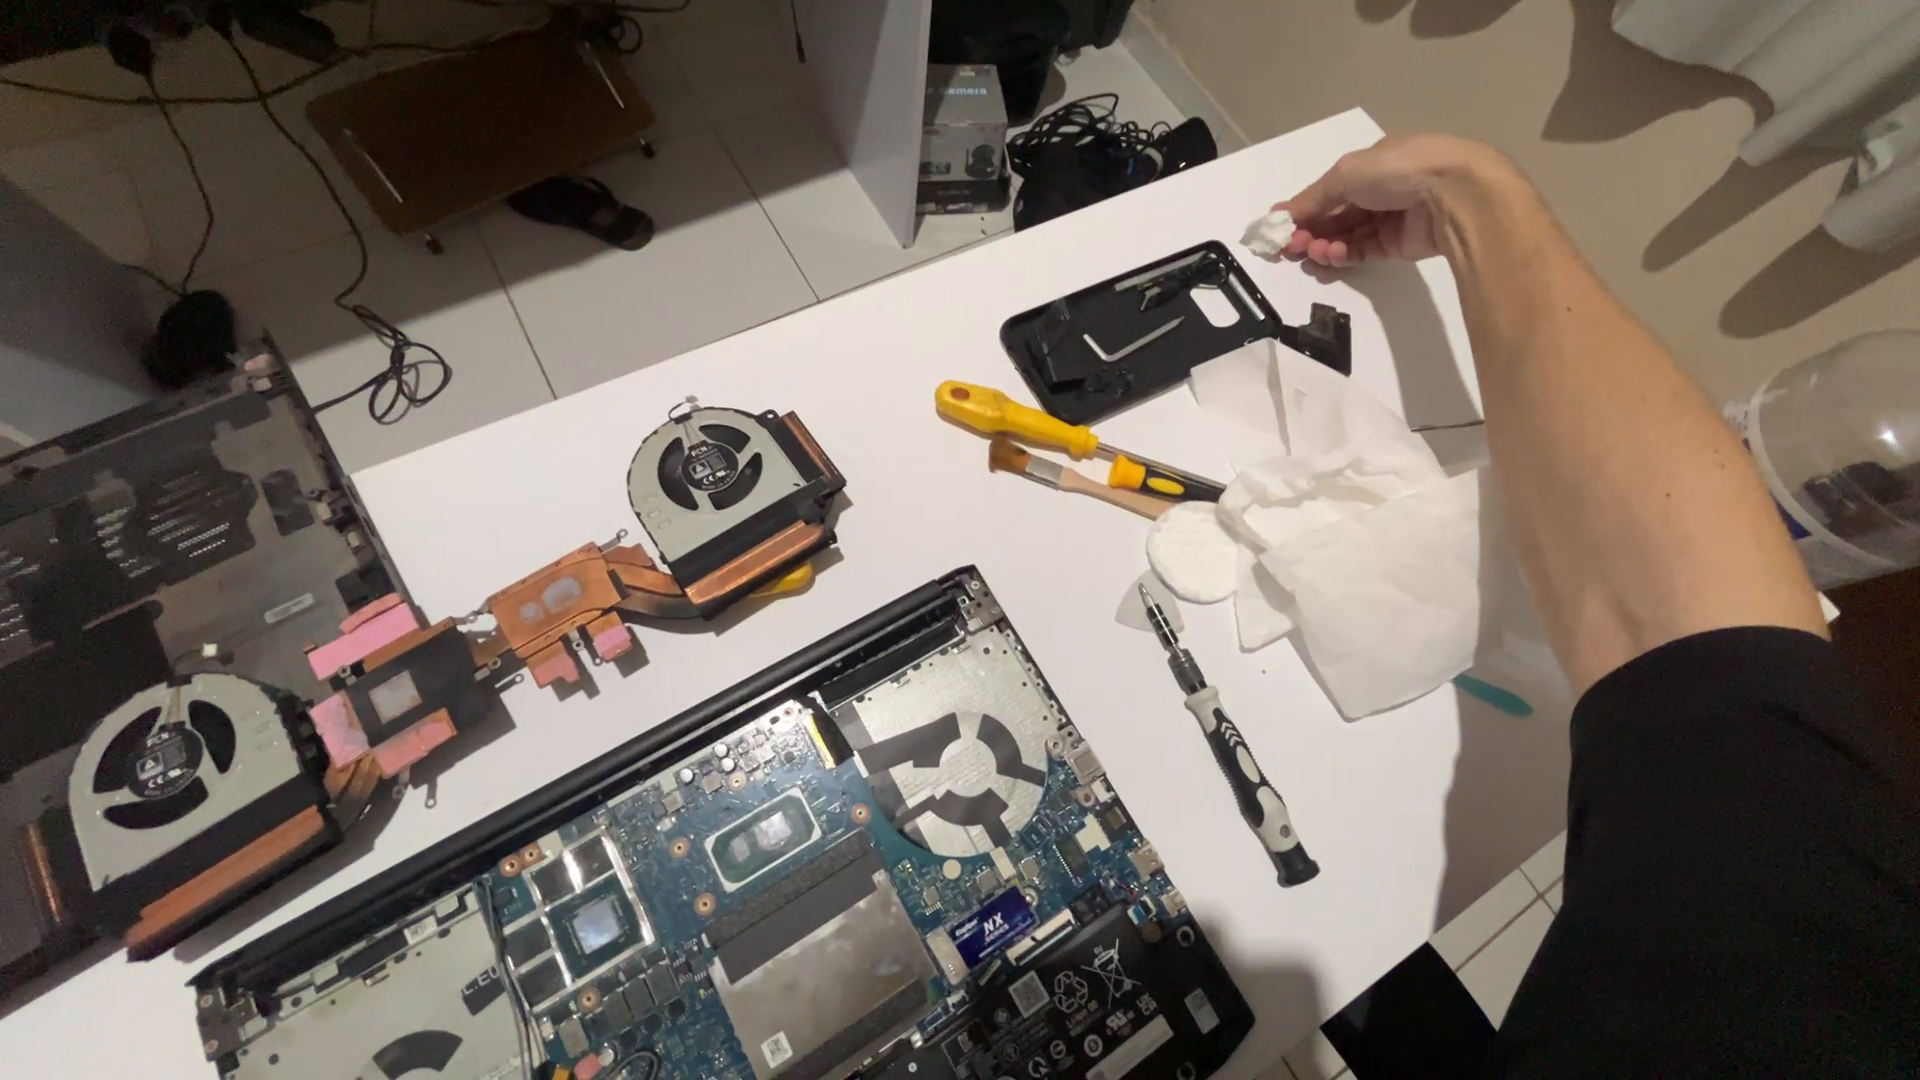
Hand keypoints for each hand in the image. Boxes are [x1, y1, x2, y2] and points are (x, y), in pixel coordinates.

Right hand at [1277, 135, 1515, 266]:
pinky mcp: (1394, 245)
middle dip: (1308, 232)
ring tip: (1313, 253)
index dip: (1302, 210)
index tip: (1278, 229)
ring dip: (1323, 246)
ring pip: (1344, 237)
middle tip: (1290, 248)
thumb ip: (1312, 198)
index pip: (1328, 191)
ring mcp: (1388, 218)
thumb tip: (1281, 216)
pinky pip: (1360, 252)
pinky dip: (1342, 256)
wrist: (1452, 194)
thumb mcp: (1346, 174)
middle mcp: (1379, 190)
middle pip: (1333, 217)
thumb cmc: (1398, 170)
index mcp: (1371, 165)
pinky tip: (1332, 256)